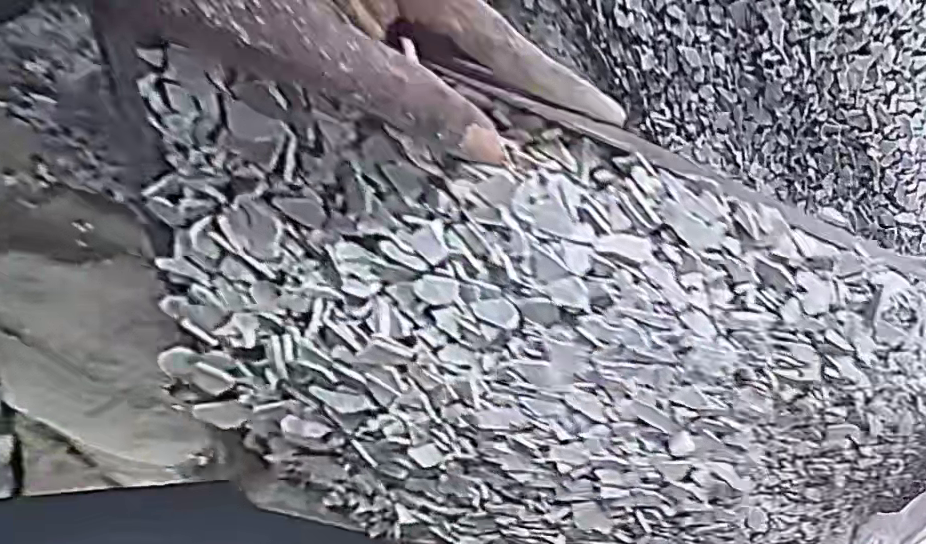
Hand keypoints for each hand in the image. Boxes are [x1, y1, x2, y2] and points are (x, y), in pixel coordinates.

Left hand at [92, 0, 627, 161]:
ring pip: (445, 51)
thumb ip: (413, 102)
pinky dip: (423, 81)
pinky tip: (428, 109)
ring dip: (466, 96)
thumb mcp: (316, 52)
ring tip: (490, 138)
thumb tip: (490, 148)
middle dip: (516, 100)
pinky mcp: (349, 4)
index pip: (508, 50)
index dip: (561, 91)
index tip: (609, 117)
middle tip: (554, 142)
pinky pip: (408, 46)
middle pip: (482, 51)